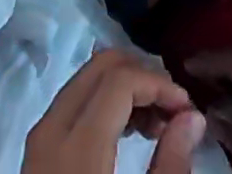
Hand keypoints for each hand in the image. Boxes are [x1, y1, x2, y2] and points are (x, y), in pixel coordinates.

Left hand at [22, 48, 207, 173]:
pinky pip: (75, 101)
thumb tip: (192, 117)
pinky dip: (106, 102)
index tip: (189, 109)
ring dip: (126, 87)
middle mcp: (50, 128)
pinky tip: (131, 133)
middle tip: (175, 109)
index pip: (119, 80)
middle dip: (143, 76)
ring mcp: (40, 137)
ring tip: (159, 124)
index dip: (159, 84)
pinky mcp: (38, 150)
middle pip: (99, 67)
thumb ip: (170, 165)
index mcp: (75, 145)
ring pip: (86, 79)